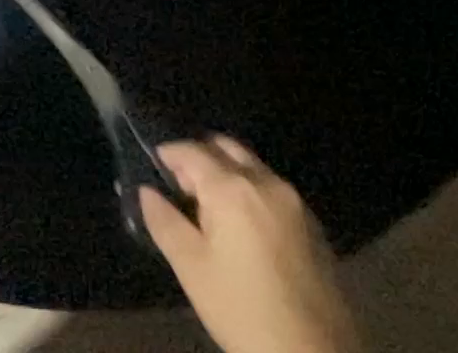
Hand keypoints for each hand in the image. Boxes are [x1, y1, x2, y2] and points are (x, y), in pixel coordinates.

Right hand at [140, 135, 358, 352]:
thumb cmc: (241, 310)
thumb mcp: (191, 267)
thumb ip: (164, 221)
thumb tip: (146, 191)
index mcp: (231, 189)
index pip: (192, 151)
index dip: (168, 153)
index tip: (153, 164)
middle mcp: (265, 182)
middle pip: (226, 148)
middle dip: (199, 156)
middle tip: (179, 183)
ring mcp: (294, 201)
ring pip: (252, 165)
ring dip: (226, 170)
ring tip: (207, 203)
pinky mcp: (312, 222)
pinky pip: (272, 187)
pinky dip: (250, 188)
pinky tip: (241, 222)